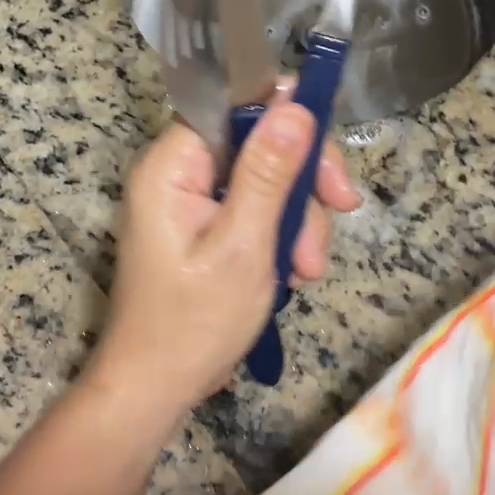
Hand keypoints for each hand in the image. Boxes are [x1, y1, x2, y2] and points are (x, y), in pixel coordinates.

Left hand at [85, 102, 361, 415]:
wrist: (154, 389)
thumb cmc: (193, 322)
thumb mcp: (243, 246)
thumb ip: (269, 173)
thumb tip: (294, 104)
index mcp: (172, 164)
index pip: (232, 105)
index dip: (284, 114)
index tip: (327, 147)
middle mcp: (177, 170)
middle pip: (256, 141)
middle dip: (301, 180)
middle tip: (341, 211)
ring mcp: (189, 200)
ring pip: (264, 177)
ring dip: (296, 218)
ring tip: (307, 269)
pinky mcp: (203, 225)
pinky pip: (253, 208)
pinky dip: (279, 234)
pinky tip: (292, 271)